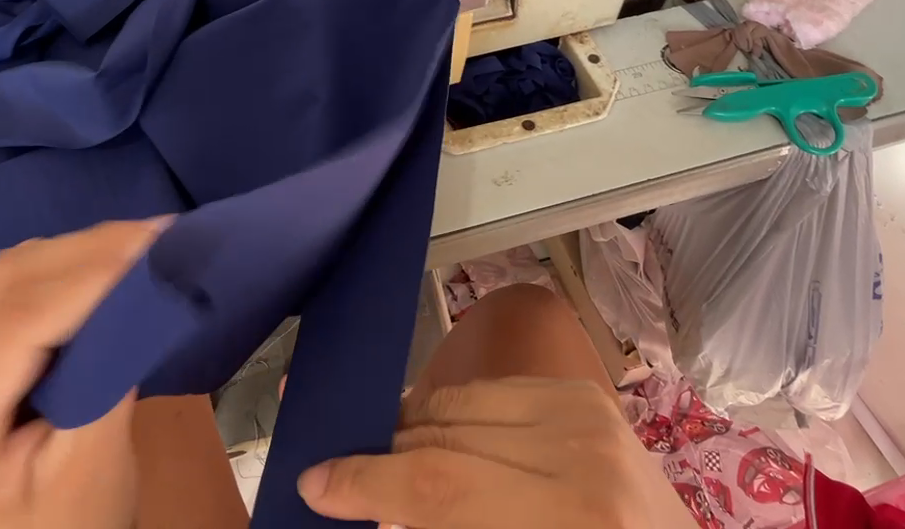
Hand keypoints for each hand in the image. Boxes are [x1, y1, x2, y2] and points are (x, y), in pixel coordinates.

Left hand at [0, 218, 169, 528]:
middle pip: (0, 291)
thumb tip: (143, 285)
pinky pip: (4, 295)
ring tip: (143, 244)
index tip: (156, 245)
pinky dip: (61, 272)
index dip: (87, 276)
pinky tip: (107, 264)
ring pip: (2, 280)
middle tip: (160, 234)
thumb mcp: (91, 470)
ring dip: (76, 254)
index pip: (11, 327)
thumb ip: (106, 373)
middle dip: (87, 252)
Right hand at [298, 378, 694, 528]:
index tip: (317, 482)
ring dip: (417, 428)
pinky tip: (446, 437)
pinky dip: (458, 412)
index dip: (365, 480)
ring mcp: (587, 414)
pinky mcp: (587, 394)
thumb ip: (440, 522)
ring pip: (460, 400)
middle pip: (443, 431)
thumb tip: (374, 499)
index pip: (435, 482)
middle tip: (347, 471)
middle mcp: (577, 455)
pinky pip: (492, 390)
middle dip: (384, 452)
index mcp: (562, 520)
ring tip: (396, 456)